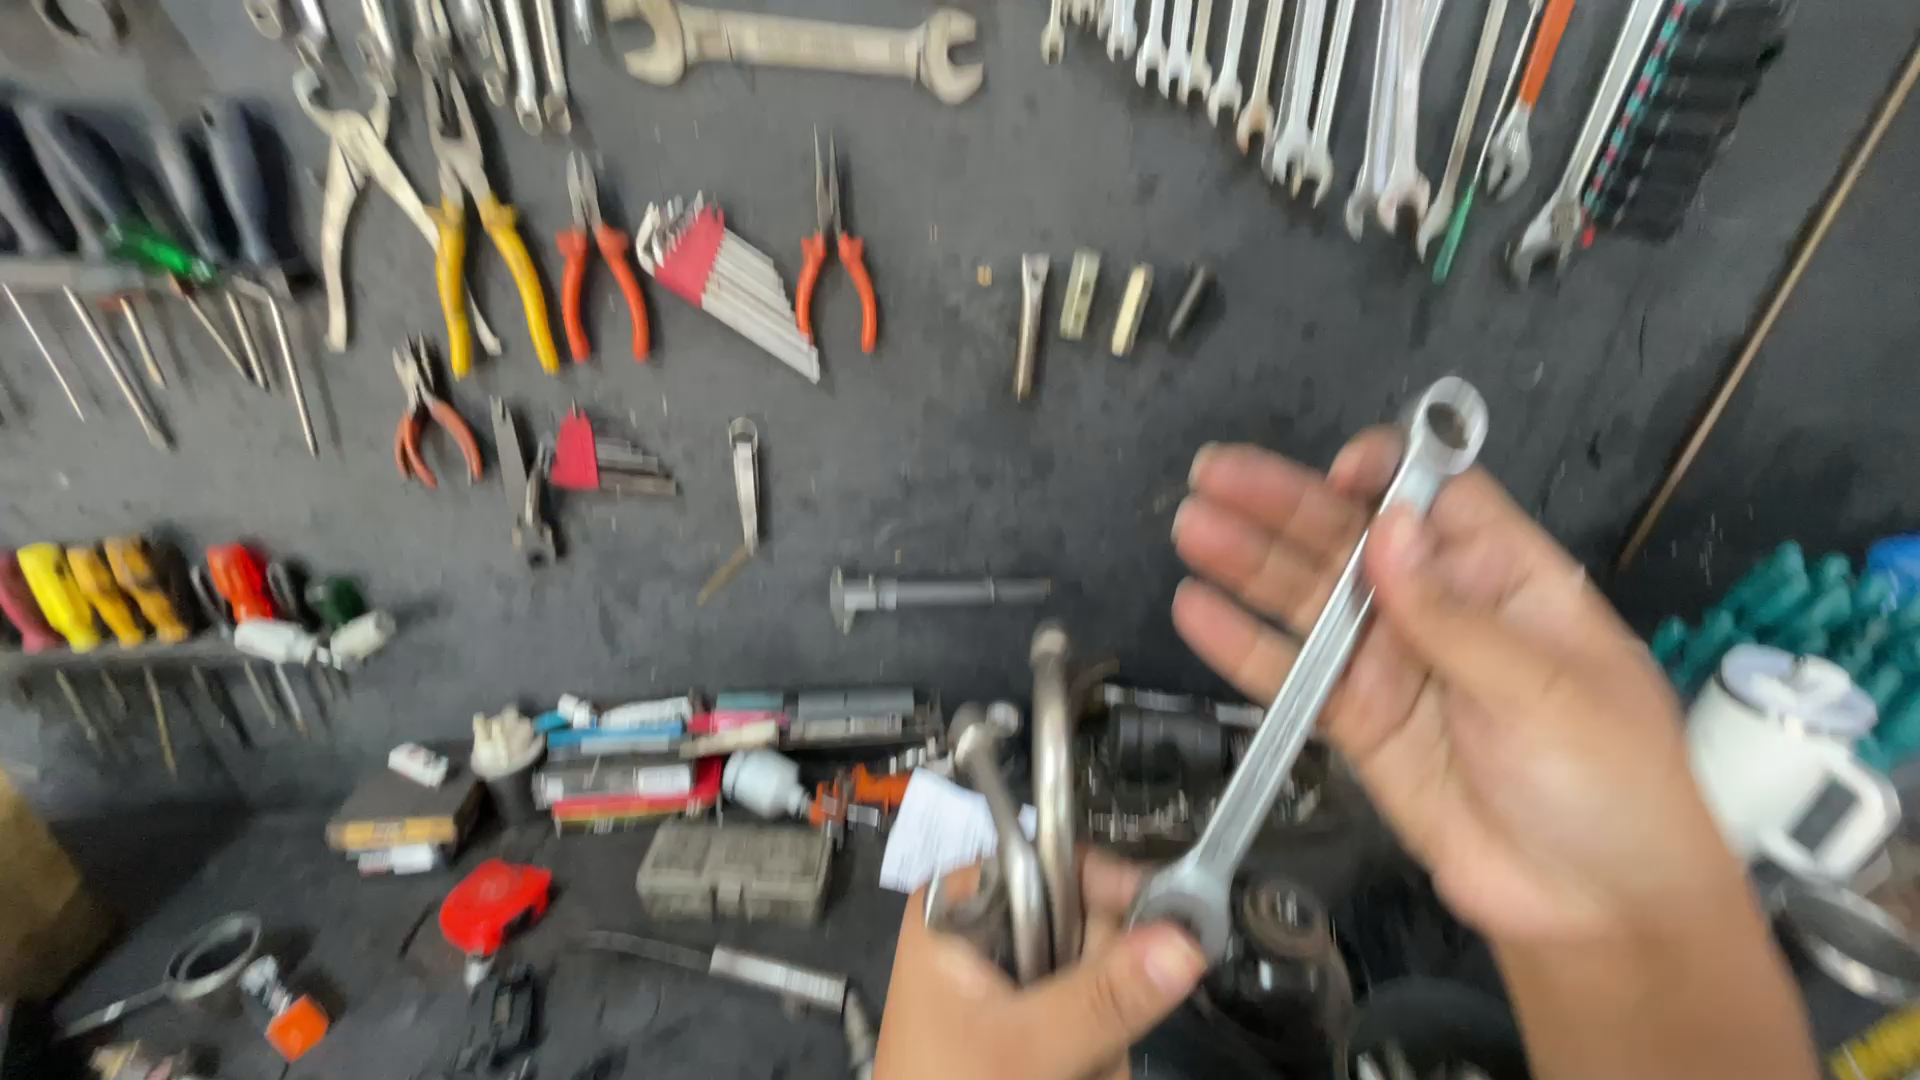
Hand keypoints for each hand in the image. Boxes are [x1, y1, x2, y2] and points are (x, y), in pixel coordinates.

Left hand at [874, 851, 1205, 1079]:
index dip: (1108, 888)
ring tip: (1072, 1068)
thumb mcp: (1025, 1045)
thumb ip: (1102, 997)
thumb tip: (1182, 941)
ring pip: (1092, 974)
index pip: (1048, 861)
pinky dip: (1091, 1052)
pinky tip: (1072, 1071)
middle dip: (1099, 984)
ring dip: (1099, 1032)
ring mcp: (1003, 974)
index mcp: (959, 902)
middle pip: (1080, 921)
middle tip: (1090, 1037)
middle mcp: (981, 926)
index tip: (1163, 925)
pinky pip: (1084, 1013)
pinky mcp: (1022, 1016)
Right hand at [1170, 434, 1744, 943]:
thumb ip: (1454, 613)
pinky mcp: (1346, 713)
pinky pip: (1284, 672)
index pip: (1431, 499)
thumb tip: (1388, 527)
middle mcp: (1430, 604)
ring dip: (1243, 560)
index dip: (1382, 475)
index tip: (1337, 475)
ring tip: (1190, 527)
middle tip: (1211, 474)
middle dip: (1279, 502)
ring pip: (1302, 596)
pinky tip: (1195, 609)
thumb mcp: (1545, 688)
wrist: (1584, 906)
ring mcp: (1381, 658)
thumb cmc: (1603, 781)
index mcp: (1500, 577)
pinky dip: (1237, 643)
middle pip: (1345, 537)